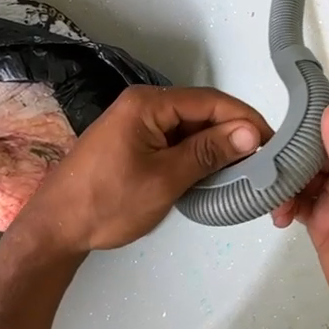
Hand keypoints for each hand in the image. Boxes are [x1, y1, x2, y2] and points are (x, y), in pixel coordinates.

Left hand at [10, 86, 264, 258]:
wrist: (55, 227)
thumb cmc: (107, 202)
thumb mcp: (165, 179)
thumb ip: (208, 152)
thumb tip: (250, 132)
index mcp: (147, 104)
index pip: (210, 100)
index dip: (244, 119)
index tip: (273, 142)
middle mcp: (142, 105)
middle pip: (200, 111)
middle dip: (232, 133)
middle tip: (263, 161)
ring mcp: (135, 124)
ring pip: (188, 128)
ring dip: (215, 146)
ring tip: (244, 171)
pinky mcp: (132, 142)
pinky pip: (173, 140)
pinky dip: (194, 155)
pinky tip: (211, 174)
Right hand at [272, 104, 328, 328]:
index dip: (307, 125)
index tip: (276, 129)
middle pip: (314, 150)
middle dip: (288, 156)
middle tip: (262, 168)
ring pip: (301, 174)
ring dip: (282, 181)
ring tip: (269, 197)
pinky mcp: (324, 221)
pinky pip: (297, 200)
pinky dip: (283, 203)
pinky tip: (277, 216)